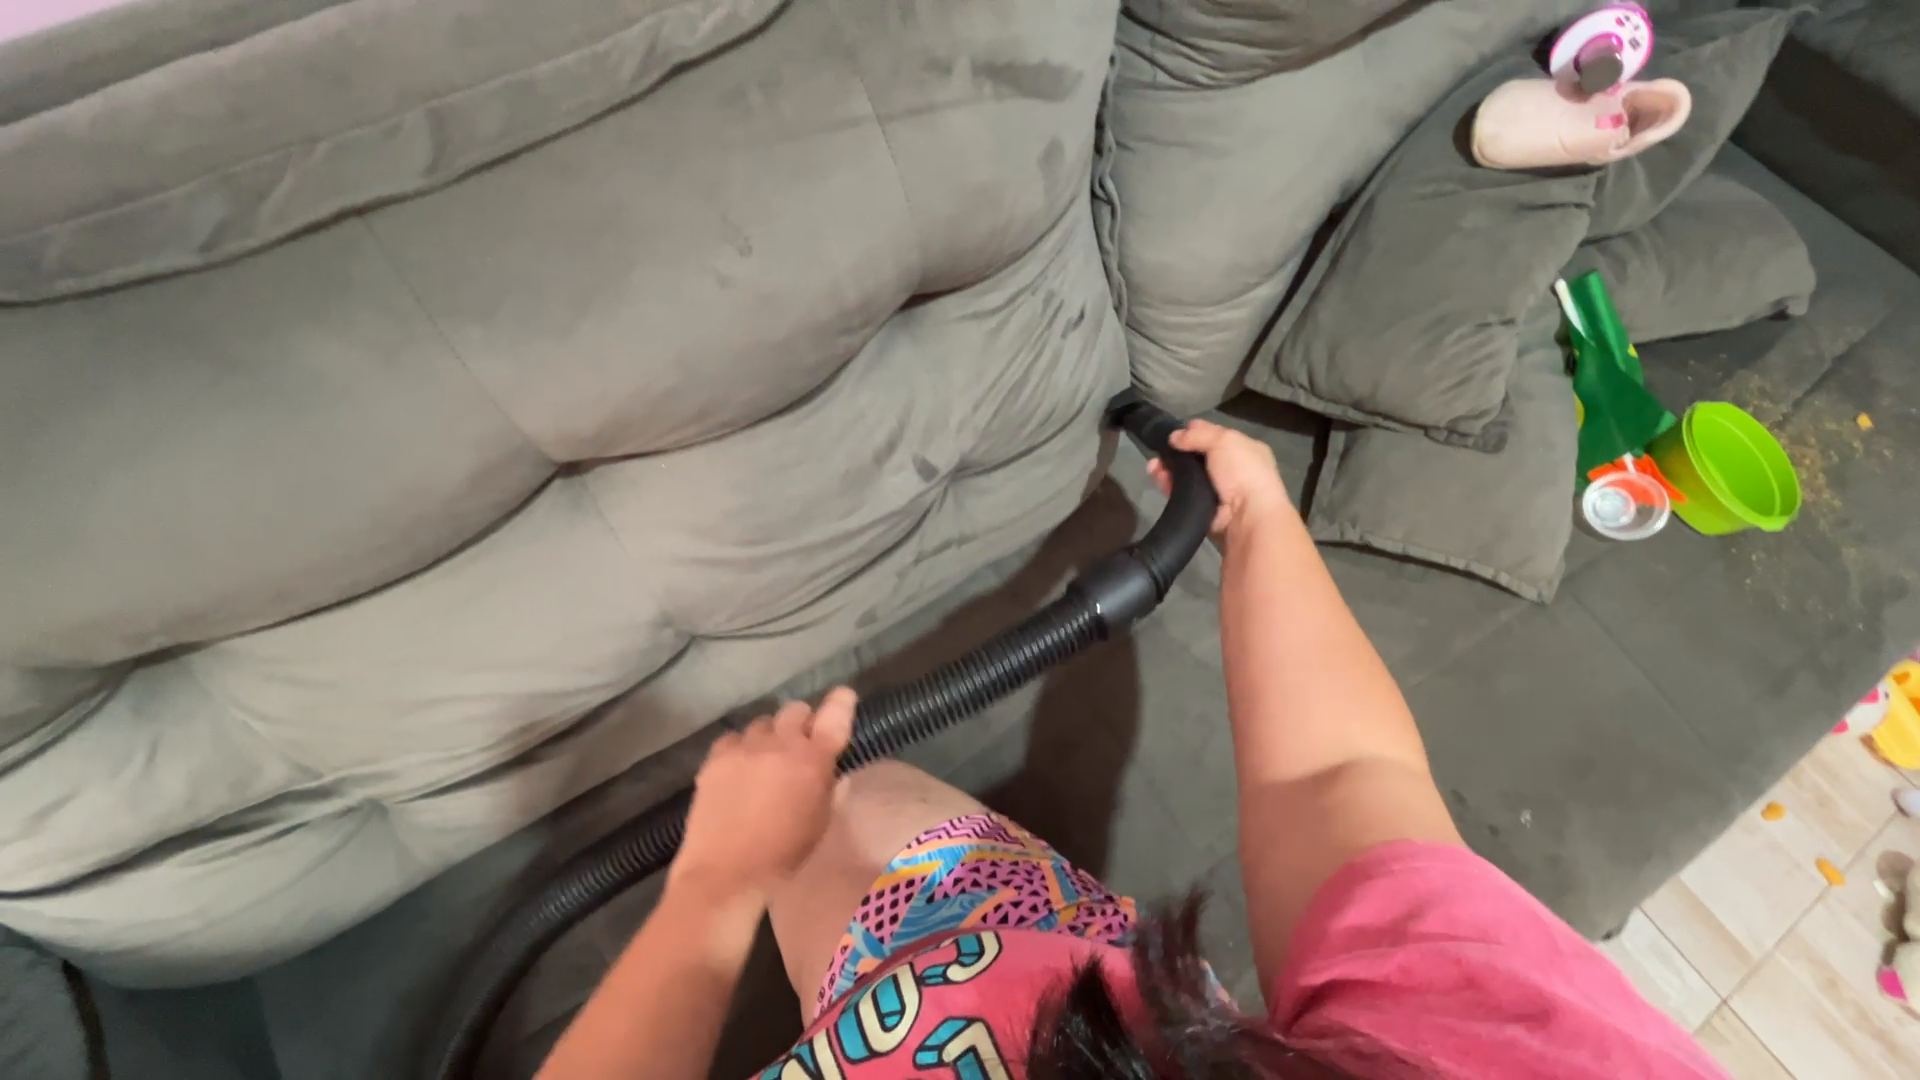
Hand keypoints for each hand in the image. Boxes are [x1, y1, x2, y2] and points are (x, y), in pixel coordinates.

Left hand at [671, 688, 856, 898]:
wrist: (726, 874)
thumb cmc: (783, 855)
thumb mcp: (819, 821)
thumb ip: (827, 786)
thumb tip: (828, 769)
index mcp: (813, 760)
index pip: (834, 715)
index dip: (840, 703)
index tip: (843, 698)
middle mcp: (781, 744)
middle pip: (795, 711)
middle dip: (800, 723)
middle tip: (798, 745)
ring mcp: (745, 748)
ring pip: (763, 723)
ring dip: (769, 736)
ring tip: (764, 759)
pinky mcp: (716, 758)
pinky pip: (733, 738)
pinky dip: (740, 747)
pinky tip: (738, 768)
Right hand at [1147, 420, 1290, 539]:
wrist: (1245, 516)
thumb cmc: (1241, 472)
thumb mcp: (1224, 441)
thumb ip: (1198, 435)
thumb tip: (1174, 436)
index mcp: (1243, 450)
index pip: (1215, 436)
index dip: (1195, 432)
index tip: (1174, 432)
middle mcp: (1230, 470)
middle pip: (1196, 456)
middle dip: (1176, 452)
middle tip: (1158, 452)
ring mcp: (1215, 490)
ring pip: (1185, 476)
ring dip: (1168, 469)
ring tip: (1153, 467)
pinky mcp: (1201, 507)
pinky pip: (1181, 493)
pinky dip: (1168, 486)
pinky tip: (1158, 478)